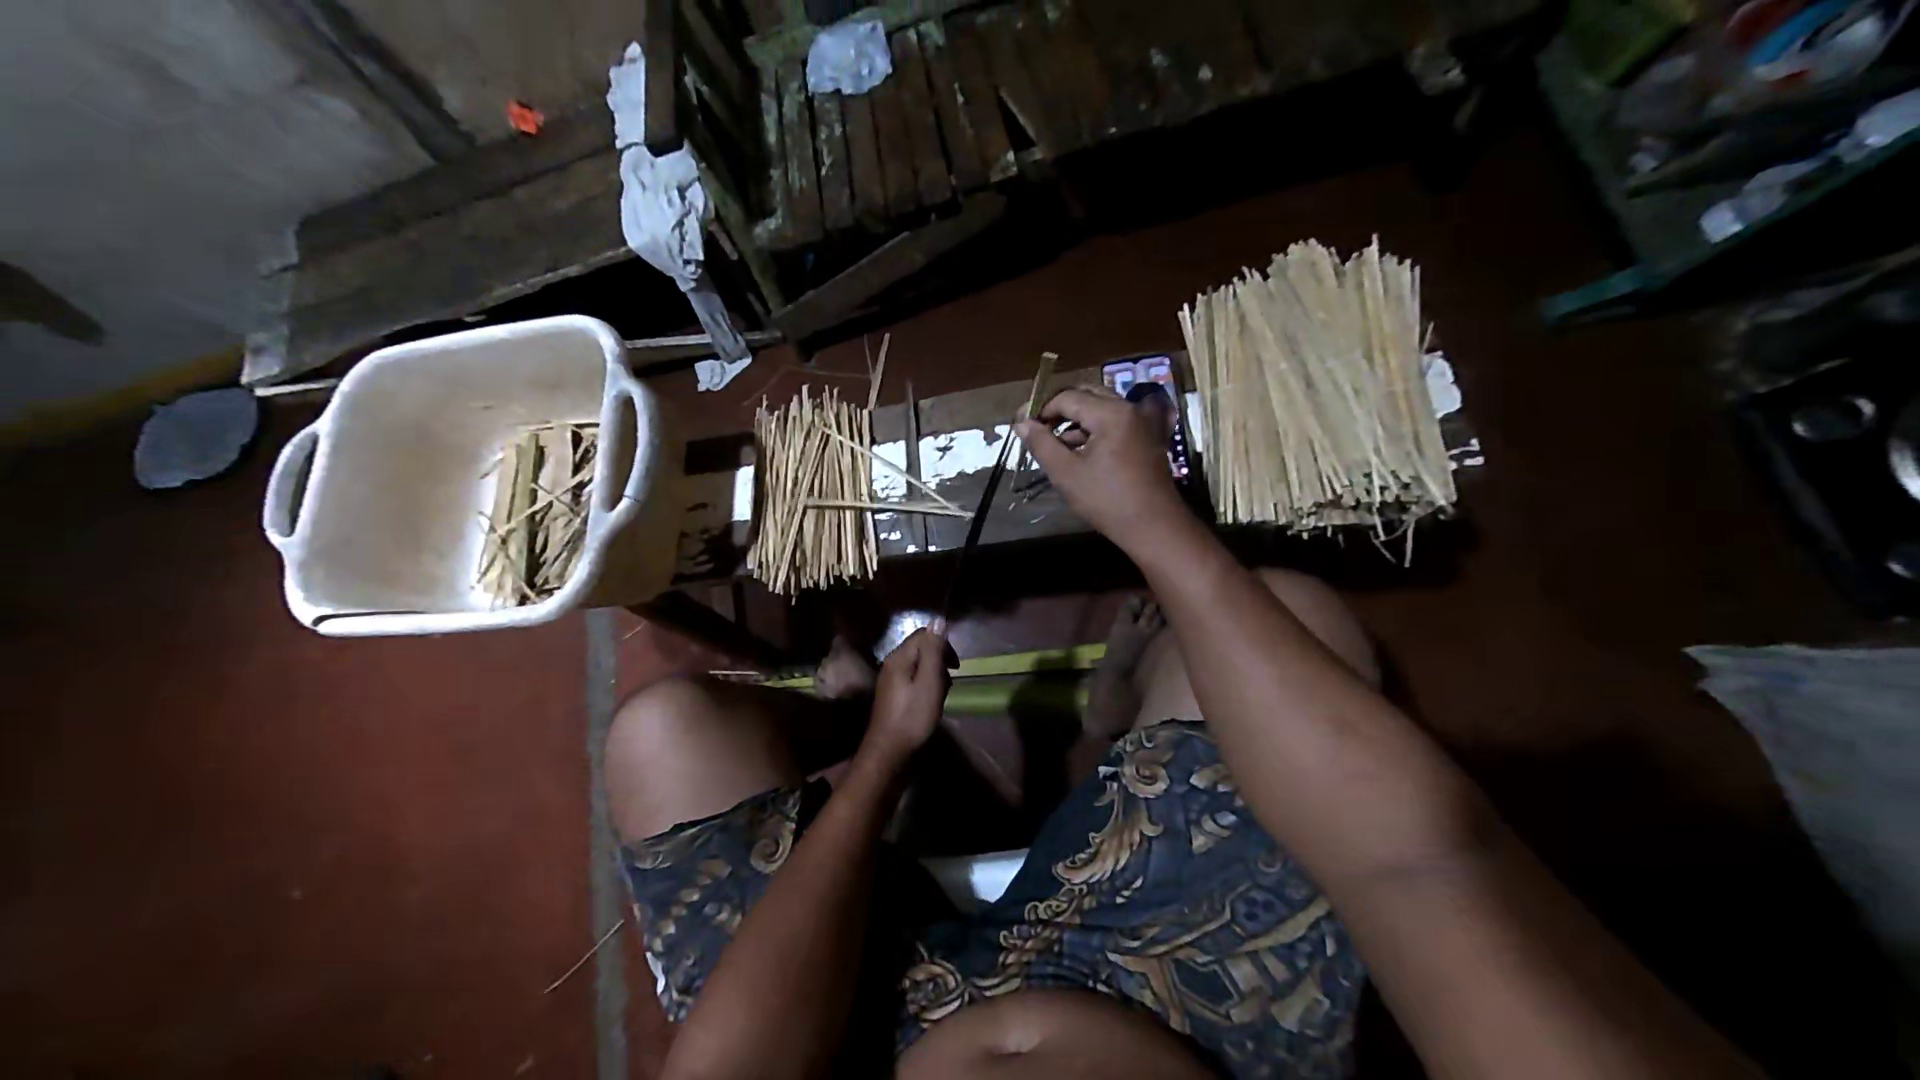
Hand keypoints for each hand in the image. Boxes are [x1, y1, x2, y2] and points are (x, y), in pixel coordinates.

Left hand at [863, 627, 953, 765]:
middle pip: (921, 649)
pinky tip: (931, 702)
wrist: (889, 752)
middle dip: (940, 661)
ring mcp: (890, 680)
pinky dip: (926, 686)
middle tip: (949, 683)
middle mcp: (892, 663)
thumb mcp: (929, 681)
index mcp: (899, 657)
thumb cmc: (913, 716)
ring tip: (942, 695)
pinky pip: (913, 679)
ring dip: (934, 675)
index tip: (956, 666)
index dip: (943, 644)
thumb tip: (939, 619)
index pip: (924, 634)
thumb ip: (933, 651)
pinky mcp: (893, 694)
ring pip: (919, 665)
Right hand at [1016, 388, 1190, 553]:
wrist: (1154, 526)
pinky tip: (1078, 452)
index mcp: (1111, 413)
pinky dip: (1094, 430)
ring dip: (1076, 421)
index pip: (1068, 397)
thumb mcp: (1066, 473)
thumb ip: (1041, 444)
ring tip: (1054, 445)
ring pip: (1101, 409)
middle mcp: (1129, 409)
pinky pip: (1114, 422)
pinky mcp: (1146, 437)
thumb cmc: (1107, 500)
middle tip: (1038, 429)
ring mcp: (1141, 422)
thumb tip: (1021, 424)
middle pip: (1087, 396)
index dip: (1041, 409)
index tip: (1022, 425)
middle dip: (1059, 410)